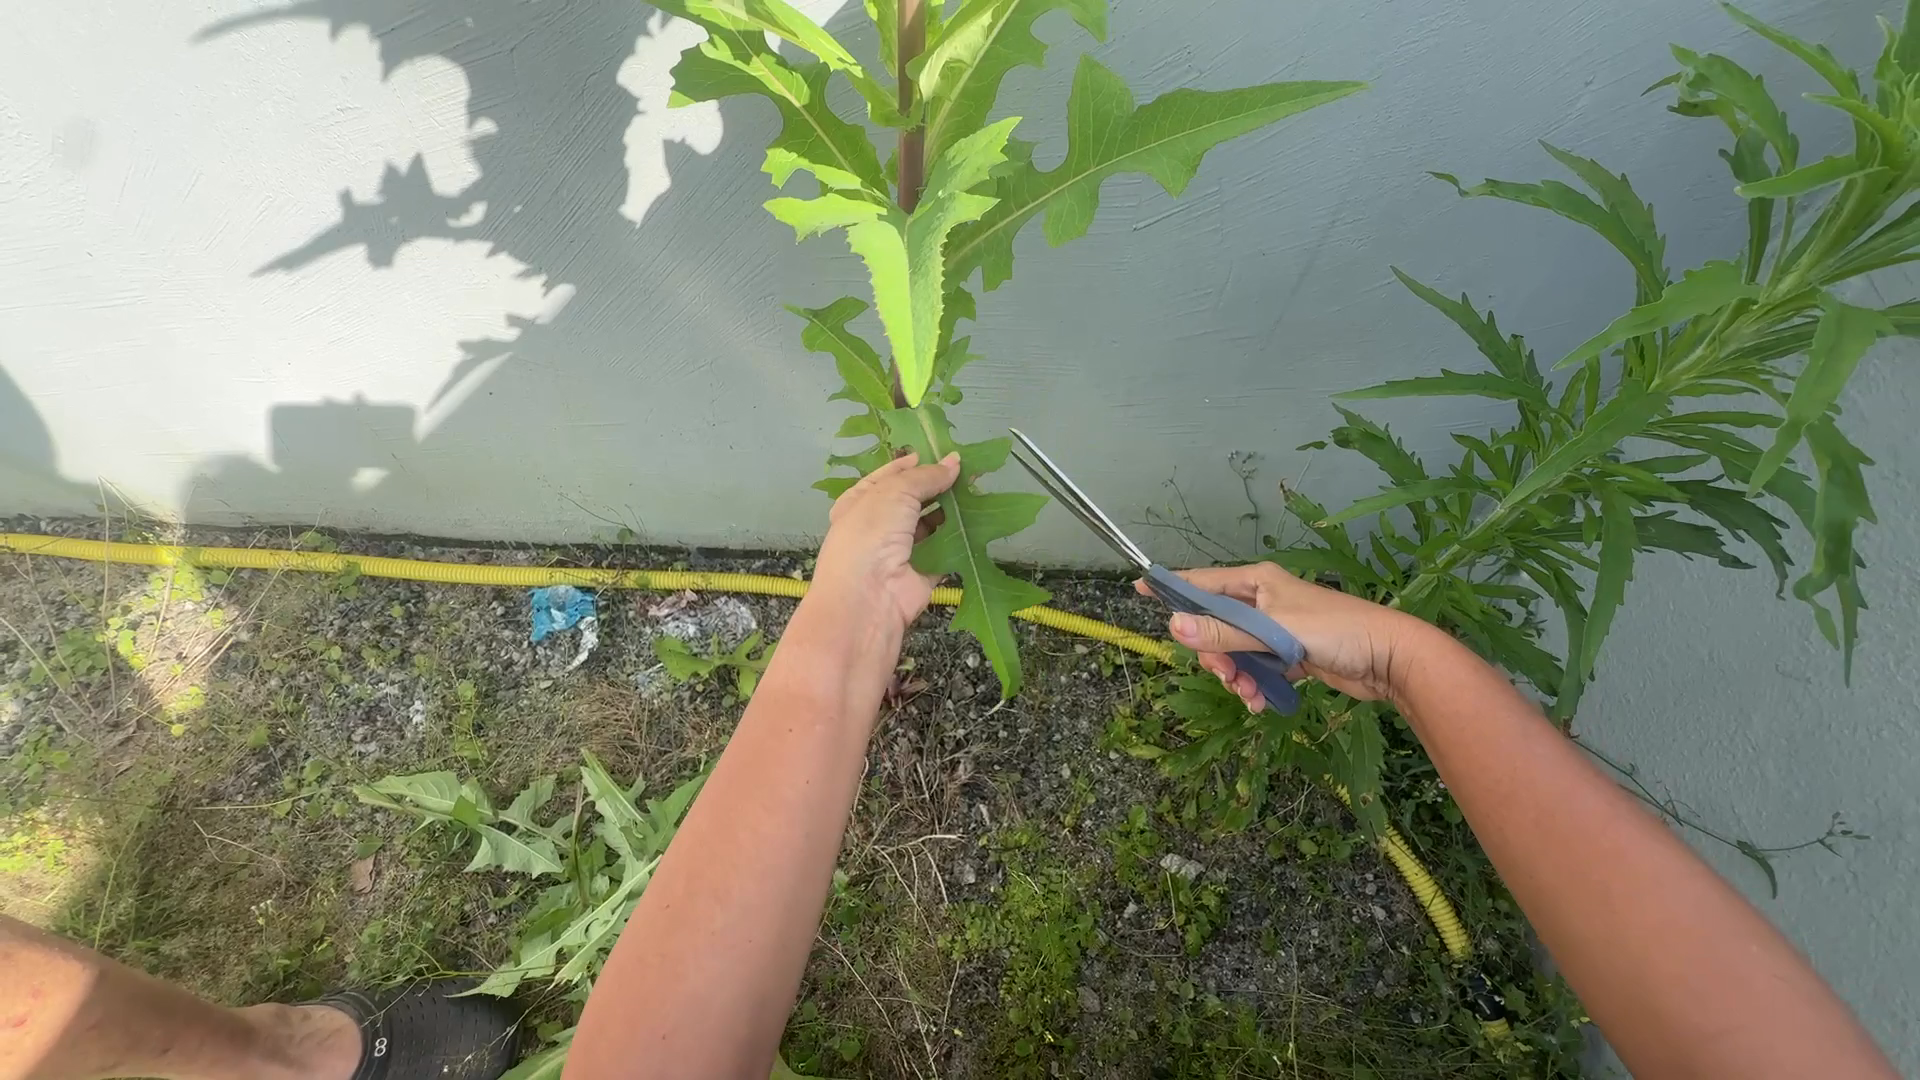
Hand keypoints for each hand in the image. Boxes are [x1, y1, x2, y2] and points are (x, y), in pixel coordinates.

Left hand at [811, 451, 961, 634]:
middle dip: (938, 487)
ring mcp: (901, 551)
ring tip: (978, 492)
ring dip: (952, 511)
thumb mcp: (893, 493)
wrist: (869, 598)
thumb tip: (954, 462)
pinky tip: (979, 521)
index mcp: (860, 503)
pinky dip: (960, 539)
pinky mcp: (924, 573)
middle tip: (969, 473)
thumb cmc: (870, 535)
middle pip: (913, 501)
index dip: (913, 464)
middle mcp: (879, 527)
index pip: (888, 477)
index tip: (941, 453)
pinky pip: (945, 552)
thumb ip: (925, 477)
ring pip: (931, 525)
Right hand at [1139, 562, 1434, 708]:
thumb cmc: (1334, 632)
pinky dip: (1254, 685)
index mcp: (1256, 581)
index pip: (1201, 581)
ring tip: (1249, 695)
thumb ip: (1223, 631)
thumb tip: (1172, 626)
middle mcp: (1262, 600)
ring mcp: (1275, 628)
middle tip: (1223, 674)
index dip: (1170, 587)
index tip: (1139, 587)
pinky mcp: (1289, 654)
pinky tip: (1261, 703)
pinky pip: (1256, 668)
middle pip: (1214, 624)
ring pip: (1234, 651)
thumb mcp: (1273, 632)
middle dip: (1213, 653)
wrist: (1393, 658)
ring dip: (1235, 676)